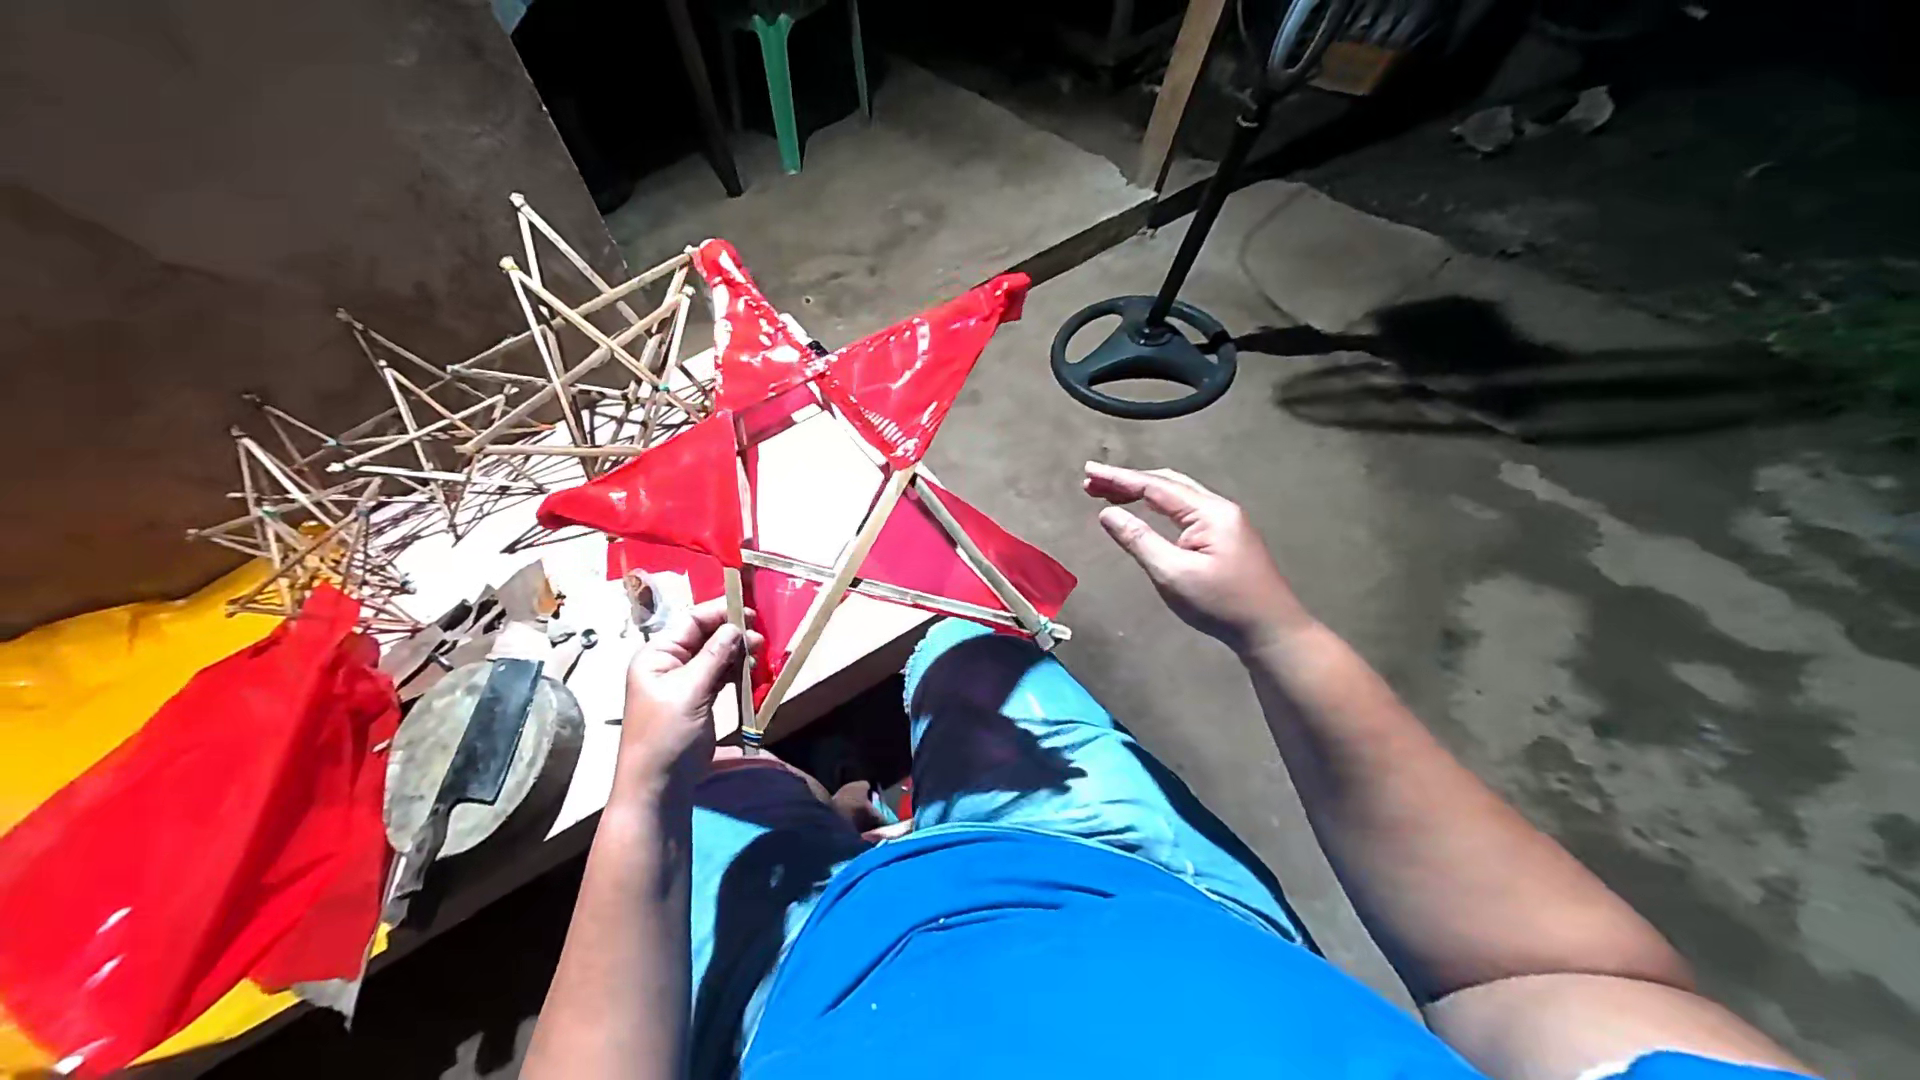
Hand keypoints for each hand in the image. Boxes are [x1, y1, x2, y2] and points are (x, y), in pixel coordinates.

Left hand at [620, 599, 760, 794]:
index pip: (690, 621)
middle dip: (733, 633)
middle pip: (705, 635)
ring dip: (738, 652)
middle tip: (760, 639)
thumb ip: (714, 657)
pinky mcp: (700, 697)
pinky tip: (752, 670)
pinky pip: (721, 674)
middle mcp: (670, 663)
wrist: (660, 785)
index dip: (719, 612)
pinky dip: (737, 670)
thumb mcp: (689, 692)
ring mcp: (686, 680)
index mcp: (657, 655)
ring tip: (760, 653)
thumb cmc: (666, 735)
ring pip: (717, 654)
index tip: (749, 613)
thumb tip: (735, 627)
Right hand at [1084, 462, 1311, 654]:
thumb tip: (1107, 514)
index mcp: (1208, 512)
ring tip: (1107, 493)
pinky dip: (1156, 504)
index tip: (1088, 471)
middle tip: (1091, 482)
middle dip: (1126, 481)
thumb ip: (1138, 540)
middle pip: (1165, 483)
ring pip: (1175, 495)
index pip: (1154, 486)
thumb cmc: (1221, 604)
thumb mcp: (1172, 574)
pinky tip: (1141, 509)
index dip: (1118, 479)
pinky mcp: (1223, 535)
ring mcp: (1224, 521)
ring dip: (1140, 491)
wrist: (1270, 630)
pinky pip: (1183, 509)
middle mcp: (1218, 508)